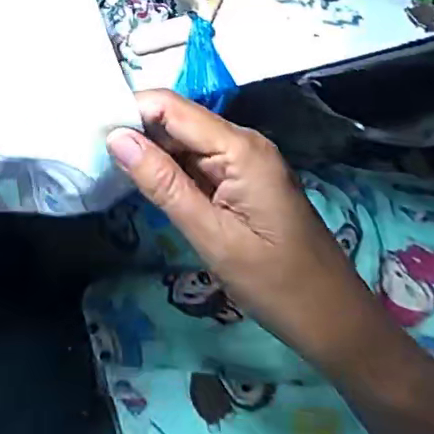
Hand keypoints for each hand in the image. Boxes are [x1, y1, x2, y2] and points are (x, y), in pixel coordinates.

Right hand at [106, 90, 390, 367]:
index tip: (94, 133)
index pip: (170, 107)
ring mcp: (244, 160)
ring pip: (182, 140)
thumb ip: (162, 184)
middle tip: (96, 155)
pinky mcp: (242, 178)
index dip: (130, 112)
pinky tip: (147, 185)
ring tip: (113, 169)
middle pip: (175, 119)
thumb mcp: (212, 237)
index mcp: (240, 149)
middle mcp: (242, 143)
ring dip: (150, 152)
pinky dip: (169, 169)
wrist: (339, 326)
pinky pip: (196, 160)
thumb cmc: (278, 286)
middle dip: (136, 132)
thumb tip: (115, 138)